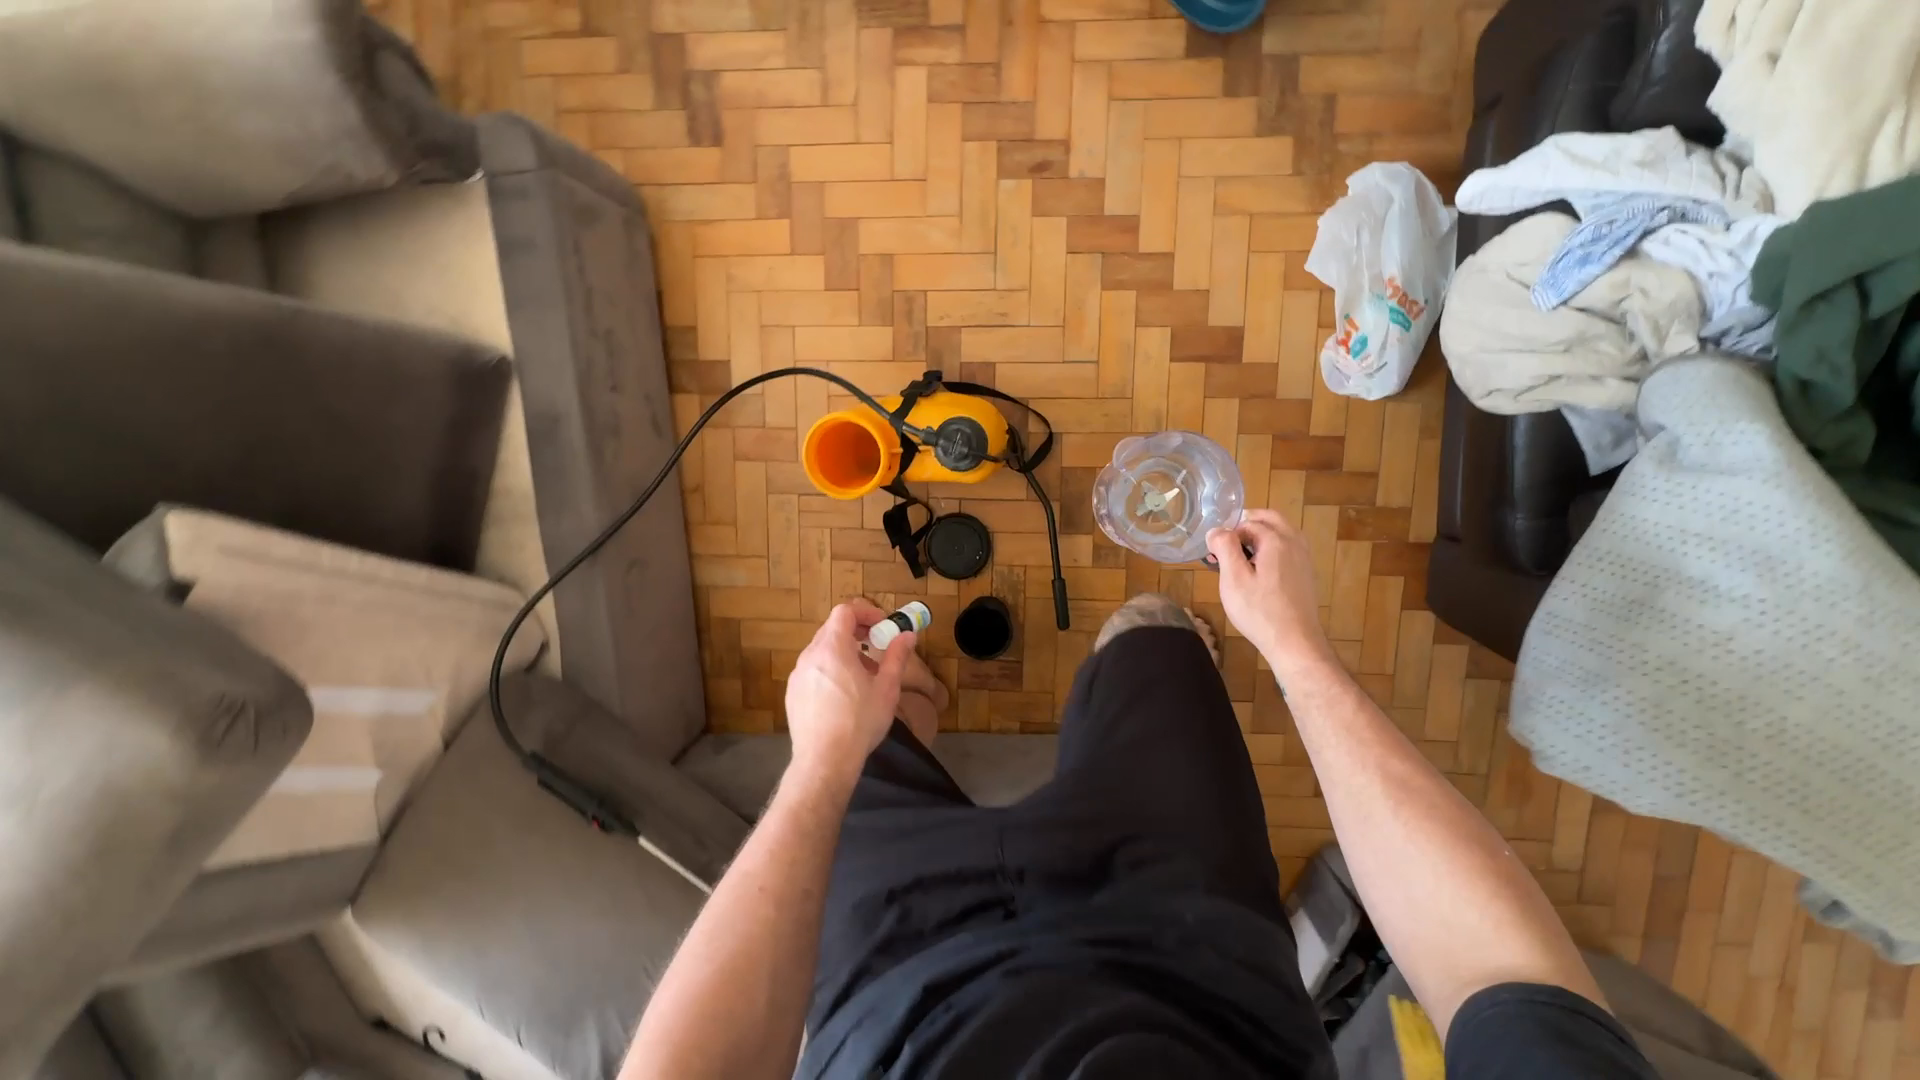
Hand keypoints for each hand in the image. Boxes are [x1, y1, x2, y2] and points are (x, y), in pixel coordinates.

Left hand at [784, 601, 915, 783]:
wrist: (825, 760)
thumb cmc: (859, 722)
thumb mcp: (886, 688)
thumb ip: (897, 656)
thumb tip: (908, 635)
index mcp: (832, 648)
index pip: (844, 612)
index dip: (865, 613)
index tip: (883, 626)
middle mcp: (810, 656)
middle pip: (831, 629)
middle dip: (856, 632)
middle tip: (877, 647)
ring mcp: (798, 675)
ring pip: (821, 651)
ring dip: (844, 653)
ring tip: (864, 675)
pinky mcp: (793, 694)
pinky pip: (813, 671)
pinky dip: (829, 670)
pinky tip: (843, 696)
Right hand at [1206, 509, 1336, 678]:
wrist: (1294, 641)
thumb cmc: (1259, 611)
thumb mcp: (1233, 579)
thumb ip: (1224, 548)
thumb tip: (1217, 530)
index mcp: (1276, 541)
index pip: (1248, 522)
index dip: (1228, 533)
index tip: (1214, 552)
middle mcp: (1295, 543)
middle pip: (1271, 519)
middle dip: (1247, 524)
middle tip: (1227, 542)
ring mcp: (1304, 559)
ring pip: (1282, 533)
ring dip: (1261, 535)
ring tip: (1241, 556)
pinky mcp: (1306, 574)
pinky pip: (1289, 549)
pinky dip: (1273, 549)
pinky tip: (1259, 571)